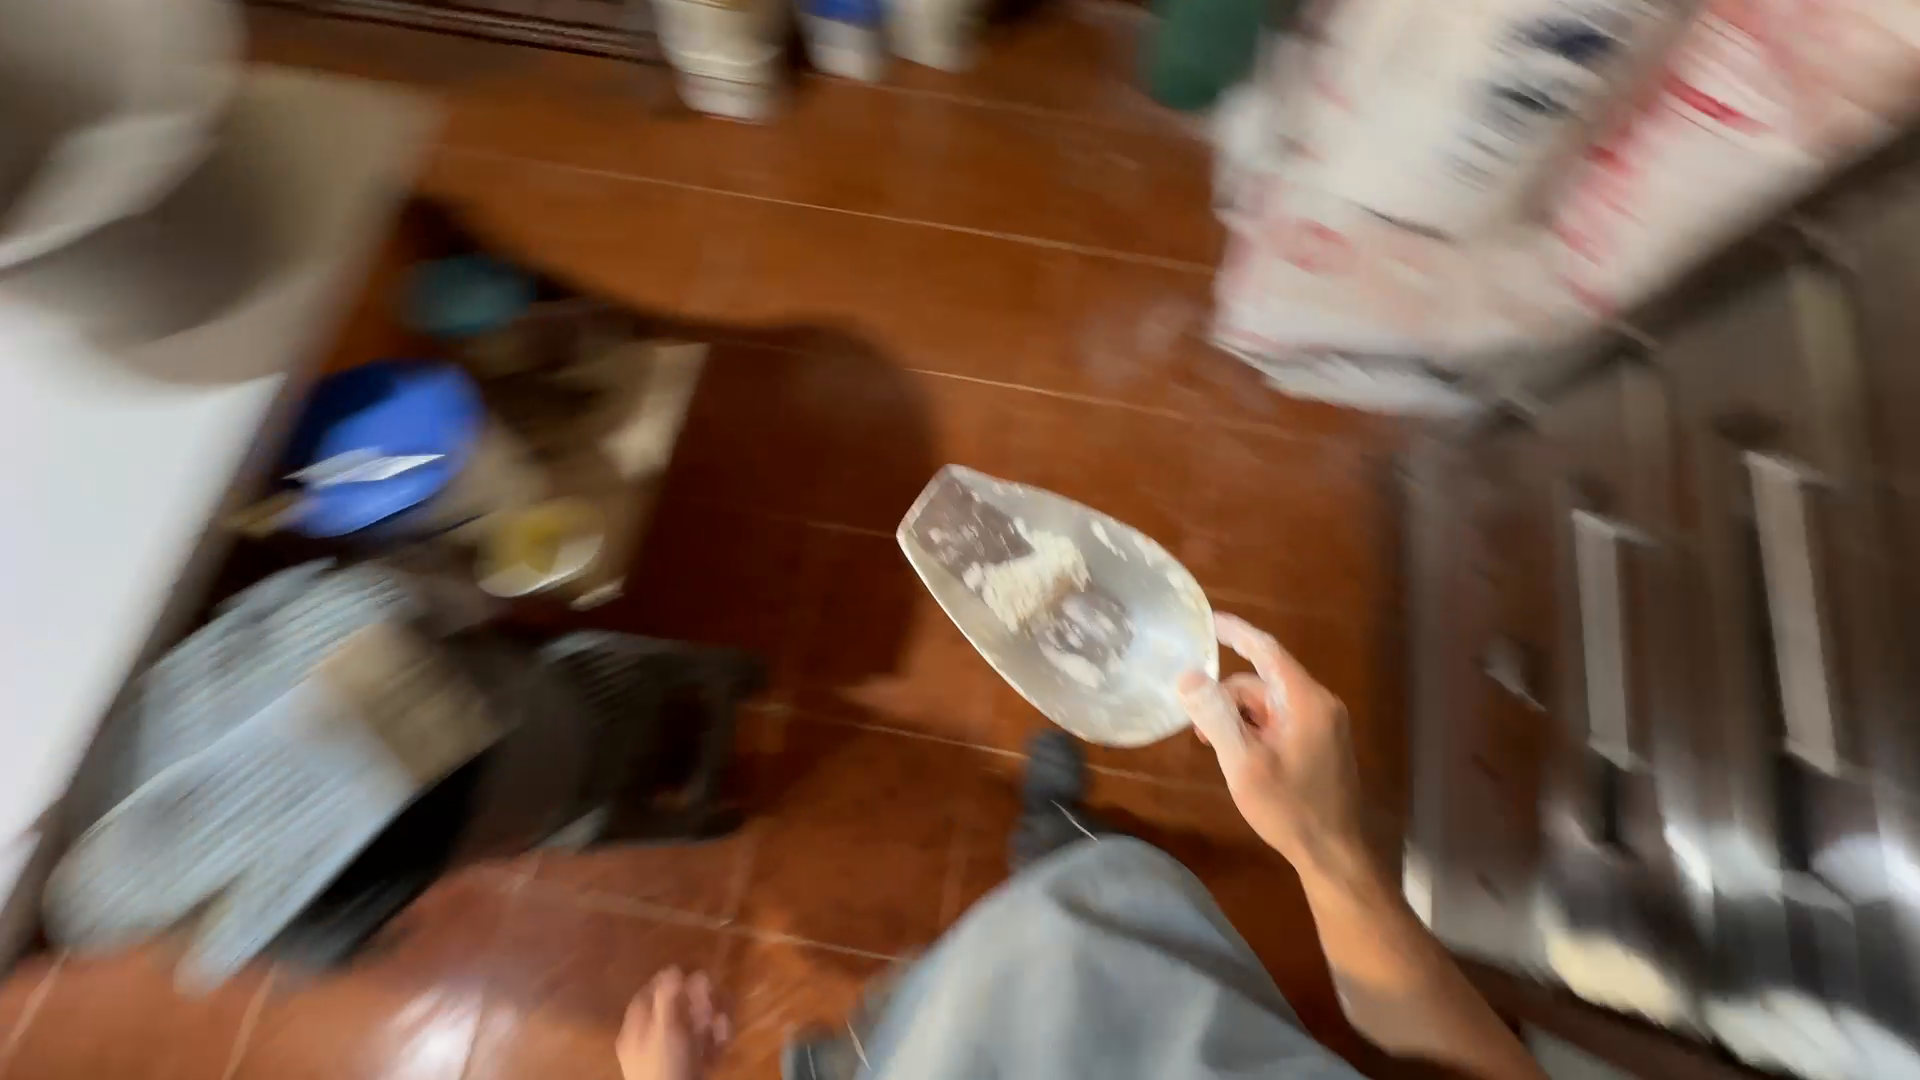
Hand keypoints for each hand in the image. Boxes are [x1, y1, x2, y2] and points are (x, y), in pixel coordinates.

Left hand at [617, 968, 729, 1079]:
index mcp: (638, 1030)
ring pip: (700, 1022)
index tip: (687, 972)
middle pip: (680, 1006)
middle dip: (700, 999)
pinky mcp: (696, 1066)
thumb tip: (673, 966)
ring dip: (716, 1016)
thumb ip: (668, 996)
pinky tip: (723, 1038)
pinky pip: (710, 1042)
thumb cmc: (664, 1066)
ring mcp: (676, 1054)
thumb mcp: (663, 1028)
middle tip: (709, 998)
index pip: (648, 995)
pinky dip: (720, 1037)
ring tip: (720, 1021)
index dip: (668, 981)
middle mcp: (655, 1039)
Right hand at [1178, 613, 1371, 885]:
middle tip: (1197, 723)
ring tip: (1213, 746)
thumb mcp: (1243, 762)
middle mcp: (1318, 704)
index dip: (1235, 631)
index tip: (1205, 619)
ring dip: (1236, 716)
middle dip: (1226, 696)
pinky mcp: (1317, 742)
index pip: (1266, 650)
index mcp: (1306, 701)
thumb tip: (1188, 674)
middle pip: (1261, 680)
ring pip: (1266, 702)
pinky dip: (1251, 728)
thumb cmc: (1289, 808)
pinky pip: (1276, 719)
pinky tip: (1235, 753)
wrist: (1333, 855)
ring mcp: (1320, 724)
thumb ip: (1216, 715)